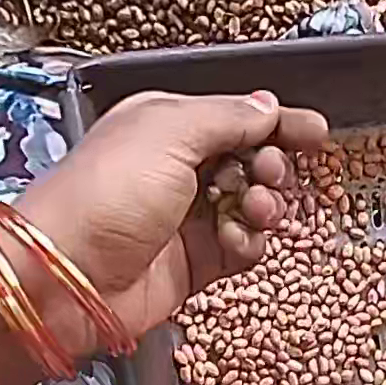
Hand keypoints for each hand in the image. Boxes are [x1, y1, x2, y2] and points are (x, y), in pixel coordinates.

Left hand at [12, 90, 328, 344]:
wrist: (68, 278)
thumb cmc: (110, 192)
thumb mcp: (167, 133)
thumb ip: (226, 118)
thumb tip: (268, 106)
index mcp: (169, 127)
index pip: (237, 119)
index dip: (278, 124)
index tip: (317, 132)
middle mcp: (182, 170)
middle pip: (252, 163)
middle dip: (271, 166)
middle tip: (269, 173)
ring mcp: (191, 219)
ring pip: (254, 207)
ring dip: (265, 206)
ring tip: (256, 210)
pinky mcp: (198, 263)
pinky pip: (243, 248)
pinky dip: (247, 243)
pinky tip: (233, 243)